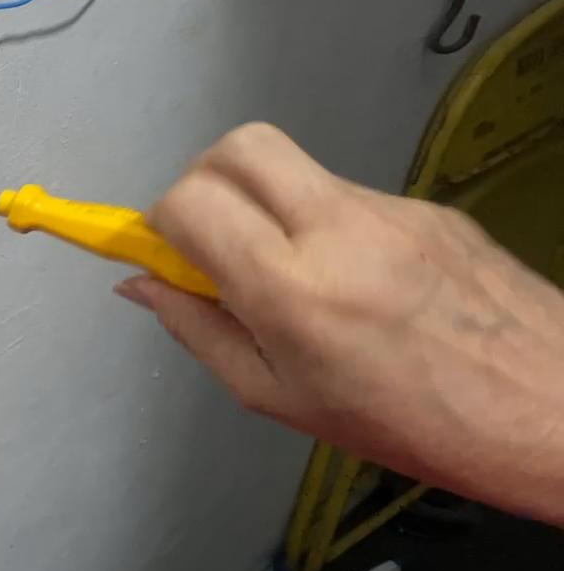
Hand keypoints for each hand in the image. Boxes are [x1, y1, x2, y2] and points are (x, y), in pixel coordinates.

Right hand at [119, 123, 563, 521]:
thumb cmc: (406, 422)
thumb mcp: (270, 393)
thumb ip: (193, 327)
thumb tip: (140, 283)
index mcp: (292, 287)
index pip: (190, 200)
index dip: (161, 222)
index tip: (167, 256)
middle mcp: (341, 231)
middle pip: (239, 148)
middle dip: (201, 181)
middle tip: (210, 234)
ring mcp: (394, 211)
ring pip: (290, 170)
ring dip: (261, 206)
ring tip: (288, 270)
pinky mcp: (432, 208)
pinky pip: (342, 194)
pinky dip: (316, 223)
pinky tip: (349, 278)